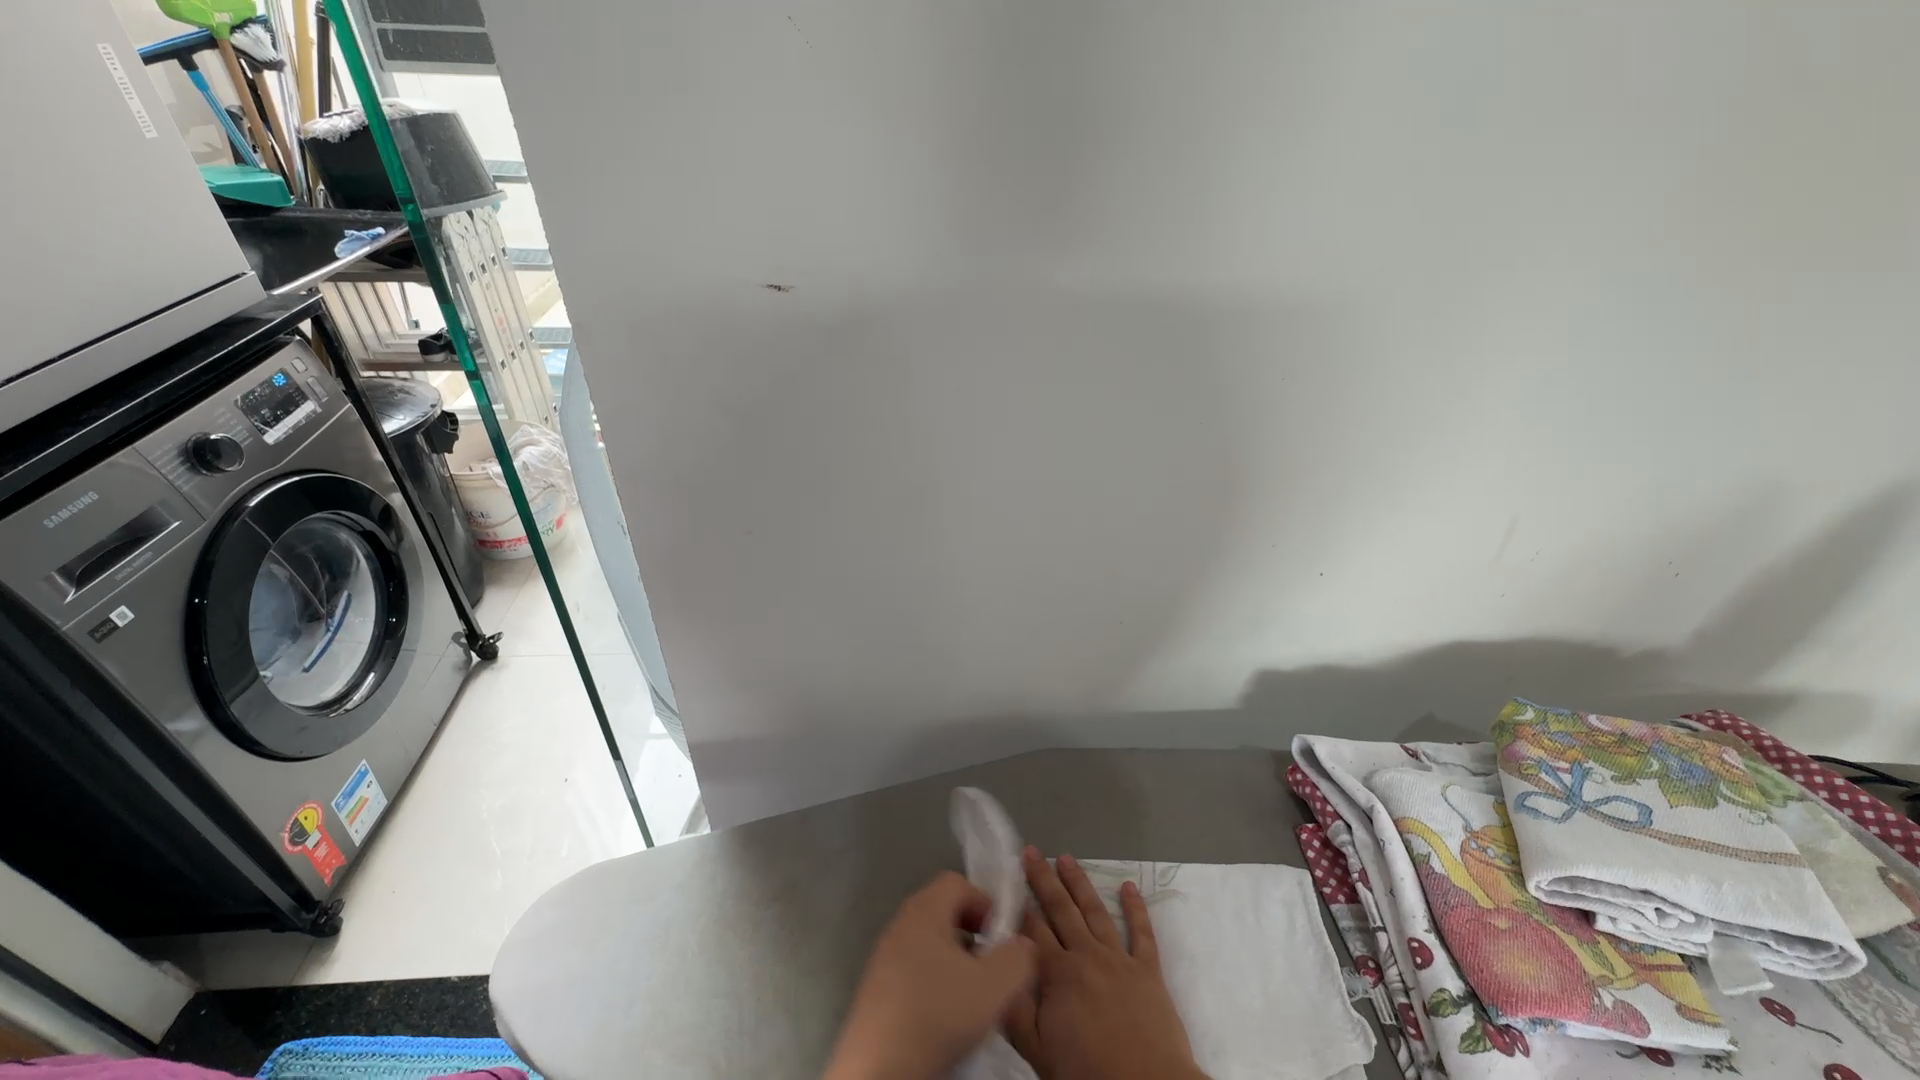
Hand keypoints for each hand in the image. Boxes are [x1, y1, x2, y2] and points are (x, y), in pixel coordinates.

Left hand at [824, 871, 1035, 1079]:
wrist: (880, 1068)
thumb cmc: (939, 1014)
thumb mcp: (994, 986)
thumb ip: (1018, 957)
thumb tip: (1023, 943)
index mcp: (923, 912)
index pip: (957, 882)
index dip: (985, 902)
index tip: (1001, 936)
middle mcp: (900, 925)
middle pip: (943, 910)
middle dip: (974, 932)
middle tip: (992, 964)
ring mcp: (884, 956)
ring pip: (930, 942)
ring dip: (957, 959)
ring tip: (974, 993)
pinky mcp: (877, 987)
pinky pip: (915, 967)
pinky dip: (936, 979)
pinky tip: (947, 1012)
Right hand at [1006, 848, 1204, 1079]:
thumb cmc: (1086, 1072)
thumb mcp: (1037, 1050)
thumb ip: (1015, 1009)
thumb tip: (997, 969)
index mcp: (1057, 973)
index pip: (1031, 930)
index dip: (1017, 904)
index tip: (1006, 879)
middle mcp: (1086, 955)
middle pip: (1061, 910)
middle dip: (1043, 879)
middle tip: (1031, 851)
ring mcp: (1120, 959)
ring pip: (1095, 912)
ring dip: (1080, 883)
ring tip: (1067, 858)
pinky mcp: (1149, 970)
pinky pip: (1142, 932)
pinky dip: (1136, 907)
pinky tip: (1129, 886)